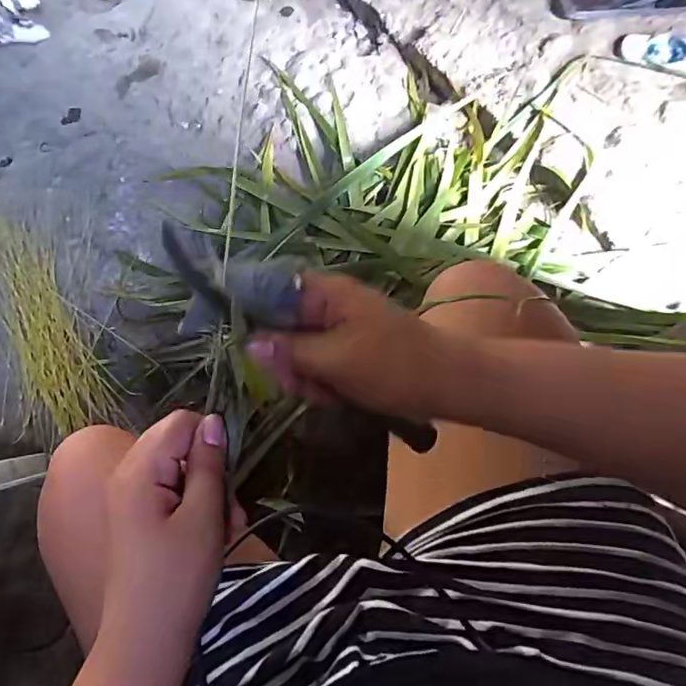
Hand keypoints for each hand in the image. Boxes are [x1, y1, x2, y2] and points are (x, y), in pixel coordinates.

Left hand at [101, 409, 227, 645]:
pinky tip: (206, 539)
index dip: (210, 441)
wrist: (144, 644)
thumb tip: (214, 421)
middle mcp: (127, 475)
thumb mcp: (204, 517)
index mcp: (138, 469)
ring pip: (179, 471)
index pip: (180, 422)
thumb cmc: (177, 580)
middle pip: (179, 445)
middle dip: (210, 472)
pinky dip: (192, 509)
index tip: (226, 477)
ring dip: (207, 494)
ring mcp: (128, 497)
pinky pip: (169, 493)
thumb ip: (209, 464)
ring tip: (221, 531)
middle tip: (228, 513)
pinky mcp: (135, 517)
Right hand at [245, 271, 464, 423]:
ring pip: (295, 353)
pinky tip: (339, 397)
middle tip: (302, 383)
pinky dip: (322, 385)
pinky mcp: (345, 351)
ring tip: (329, 393)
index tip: (236, 337)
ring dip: (305, 378)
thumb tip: (249, 343)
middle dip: (286, 360)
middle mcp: (326, 305)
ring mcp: (336, 329)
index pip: (269, 287)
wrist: (449, 384)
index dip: (247, 308)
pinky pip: (315, 366)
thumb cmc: (393, 364)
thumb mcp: (336, 360)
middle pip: (278, 327)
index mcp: (324, 293)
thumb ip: (290, 351)